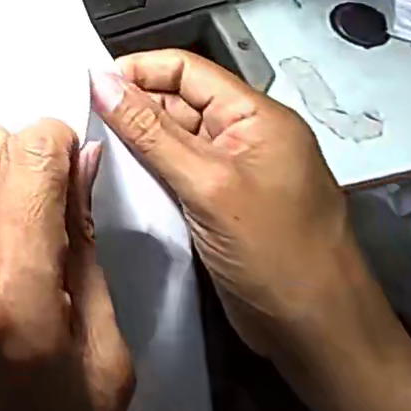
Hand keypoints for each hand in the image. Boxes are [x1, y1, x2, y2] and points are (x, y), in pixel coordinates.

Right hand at [89, 50, 360, 356]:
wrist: (321, 340)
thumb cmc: (282, 259)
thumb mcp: (208, 187)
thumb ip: (152, 132)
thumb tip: (106, 85)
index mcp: (255, 114)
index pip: (188, 69)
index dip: (140, 69)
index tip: (96, 83)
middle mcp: (245, 134)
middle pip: (179, 99)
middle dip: (135, 104)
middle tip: (88, 117)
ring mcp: (234, 169)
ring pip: (176, 135)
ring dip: (140, 139)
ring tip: (97, 144)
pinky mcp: (223, 201)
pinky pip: (179, 169)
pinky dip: (152, 169)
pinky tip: (123, 176)